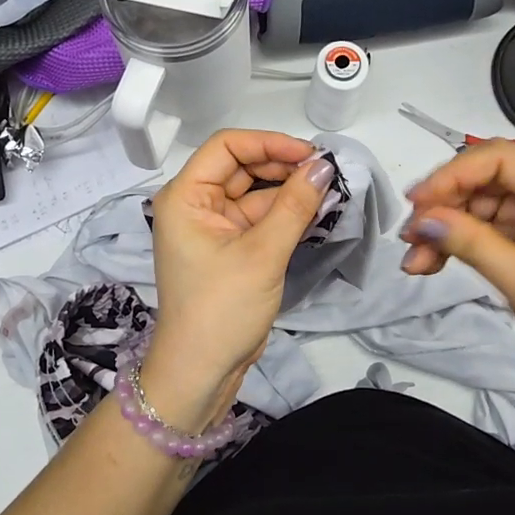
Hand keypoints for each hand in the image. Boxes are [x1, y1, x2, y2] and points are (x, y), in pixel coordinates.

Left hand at [143, 130, 333, 416]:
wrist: (201, 371)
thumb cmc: (221, 308)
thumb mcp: (262, 254)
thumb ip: (294, 206)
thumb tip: (324, 167)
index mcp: (185, 197)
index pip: (226, 147)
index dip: (268, 143)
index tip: (310, 154)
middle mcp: (195, 205)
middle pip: (242, 167)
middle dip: (282, 166)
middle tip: (326, 172)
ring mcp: (213, 228)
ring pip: (255, 193)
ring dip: (288, 191)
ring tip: (329, 189)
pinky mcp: (230, 249)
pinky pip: (259, 218)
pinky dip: (285, 214)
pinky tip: (316, 210)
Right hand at [398, 140, 514, 375]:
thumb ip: (473, 245)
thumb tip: (421, 218)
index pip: (498, 158)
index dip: (451, 176)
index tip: (415, 204)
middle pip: (484, 178)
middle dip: (443, 206)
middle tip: (409, 240)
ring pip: (478, 200)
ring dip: (445, 227)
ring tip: (417, 261)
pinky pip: (487, 221)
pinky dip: (460, 240)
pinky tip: (434, 261)